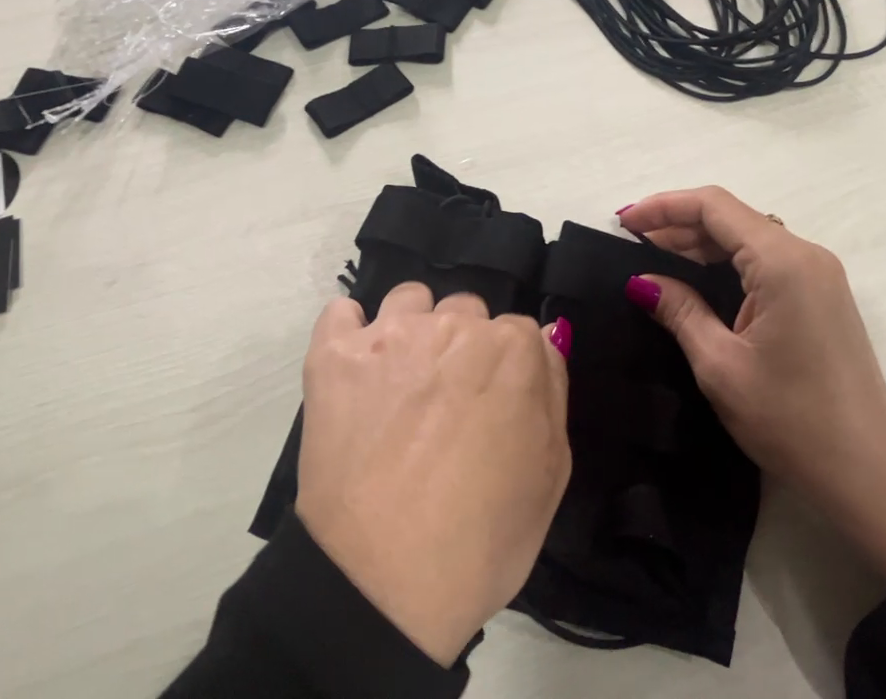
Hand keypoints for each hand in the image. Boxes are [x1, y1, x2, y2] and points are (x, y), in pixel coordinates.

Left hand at [295, 284, 571, 666]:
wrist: (384, 586)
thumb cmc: (485, 539)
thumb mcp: (552, 472)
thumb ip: (553, 391)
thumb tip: (544, 341)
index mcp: (514, 351)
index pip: (519, 333)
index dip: (508, 372)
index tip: (494, 408)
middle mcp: (454, 326)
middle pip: (466, 311)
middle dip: (463, 346)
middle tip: (448, 404)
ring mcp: (389, 337)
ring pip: (410, 299)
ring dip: (412, 329)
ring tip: (401, 383)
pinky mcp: (332, 356)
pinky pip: (340, 312)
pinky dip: (350, 332)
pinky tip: (357, 367)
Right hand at [620, 187, 885, 582]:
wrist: (867, 471)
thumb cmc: (790, 420)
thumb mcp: (721, 366)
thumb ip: (680, 312)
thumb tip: (641, 281)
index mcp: (783, 262)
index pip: (715, 207)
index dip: (664, 206)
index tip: (622, 222)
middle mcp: (806, 256)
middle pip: (734, 218)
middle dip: (679, 225)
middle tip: (629, 246)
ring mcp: (819, 277)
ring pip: (750, 240)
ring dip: (701, 245)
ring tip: (652, 262)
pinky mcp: (822, 299)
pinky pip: (767, 264)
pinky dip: (727, 265)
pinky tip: (695, 283)